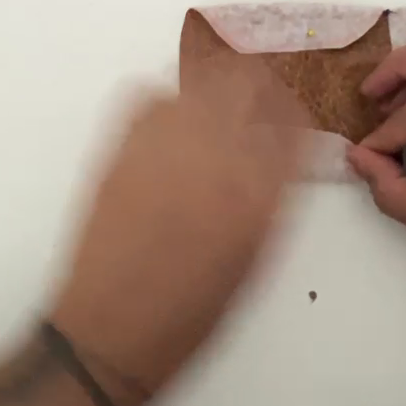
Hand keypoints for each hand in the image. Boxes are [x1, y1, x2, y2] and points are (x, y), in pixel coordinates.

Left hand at [51, 55, 310, 405]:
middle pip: (247, 81)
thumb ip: (272, 196)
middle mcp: (212, 152)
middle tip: (257, 102)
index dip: (294, 110)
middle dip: (259, 86)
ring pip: (200, 79)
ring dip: (216, 87)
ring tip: (215, 108)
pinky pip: (150, 96)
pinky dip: (167, 100)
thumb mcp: (254, 256)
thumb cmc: (193, 309)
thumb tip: (281, 156)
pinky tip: (172, 124)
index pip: (291, 119)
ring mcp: (162, 142)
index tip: (291, 115)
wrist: (112, 326)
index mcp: (256, 187)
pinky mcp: (120, 144)